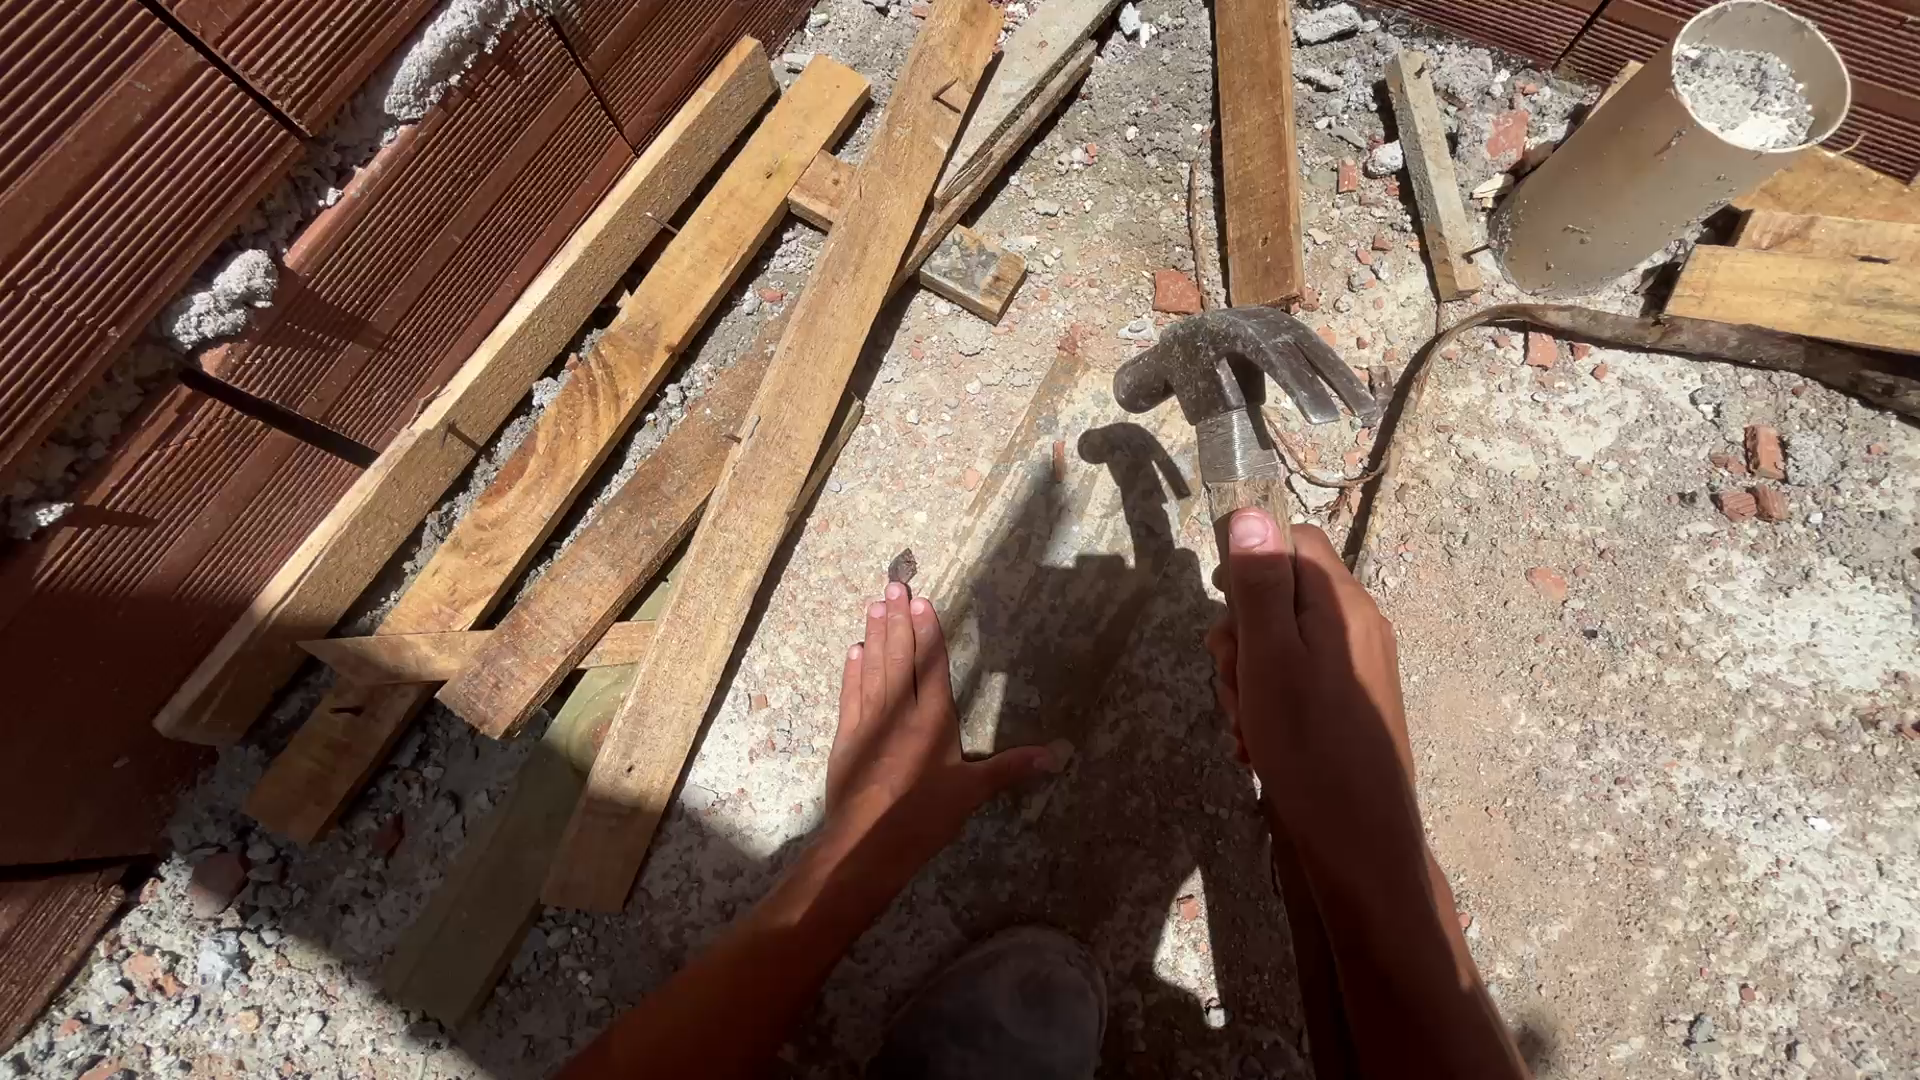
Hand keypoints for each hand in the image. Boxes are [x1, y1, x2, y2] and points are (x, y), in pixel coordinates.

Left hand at [825, 582, 1064, 876]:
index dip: (927, 632)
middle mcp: (900, 712)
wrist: (866, 847)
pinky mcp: (846, 738)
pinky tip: (854, 650)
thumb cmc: (924, 819)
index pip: (931, 665)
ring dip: (875, 635)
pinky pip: (850, 695)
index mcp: (933, 720)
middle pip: (900, 658)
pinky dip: (852, 671)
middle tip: (892, 584)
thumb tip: (1059, 754)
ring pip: (874, 669)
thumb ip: (1012, 767)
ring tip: (874, 604)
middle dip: (897, 620)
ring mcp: (868, 722)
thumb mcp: (972, 793)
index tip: (920, 601)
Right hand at [1204, 511, 1419, 860]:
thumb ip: (1259, 583)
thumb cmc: (1308, 741)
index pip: (1294, 539)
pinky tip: (1255, 738)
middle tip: (1229, 672)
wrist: (1358, 841)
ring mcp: (1353, 667)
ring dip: (1246, 671)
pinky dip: (1266, 700)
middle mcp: (1355, 626)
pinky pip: (1293, 678)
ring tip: (1242, 716)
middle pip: (1281, 592)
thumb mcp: (1270, 655)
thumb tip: (1249, 512)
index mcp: (1342, 604)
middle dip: (1239, 629)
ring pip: (1280, 640)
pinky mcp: (1344, 702)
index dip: (1249, 556)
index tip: (1219, 596)